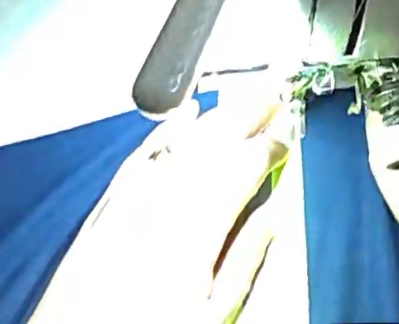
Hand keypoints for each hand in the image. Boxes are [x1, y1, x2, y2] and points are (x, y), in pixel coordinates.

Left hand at [32, 88, 289, 323]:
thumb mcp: (213, 314)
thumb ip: (247, 257)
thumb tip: (275, 212)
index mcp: (199, 230)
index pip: (247, 165)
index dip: (274, 141)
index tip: (291, 127)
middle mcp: (165, 205)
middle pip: (217, 142)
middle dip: (251, 113)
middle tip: (276, 97)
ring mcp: (132, 203)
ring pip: (184, 142)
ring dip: (219, 116)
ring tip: (244, 101)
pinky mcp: (107, 211)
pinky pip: (143, 156)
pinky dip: (167, 131)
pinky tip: (185, 114)